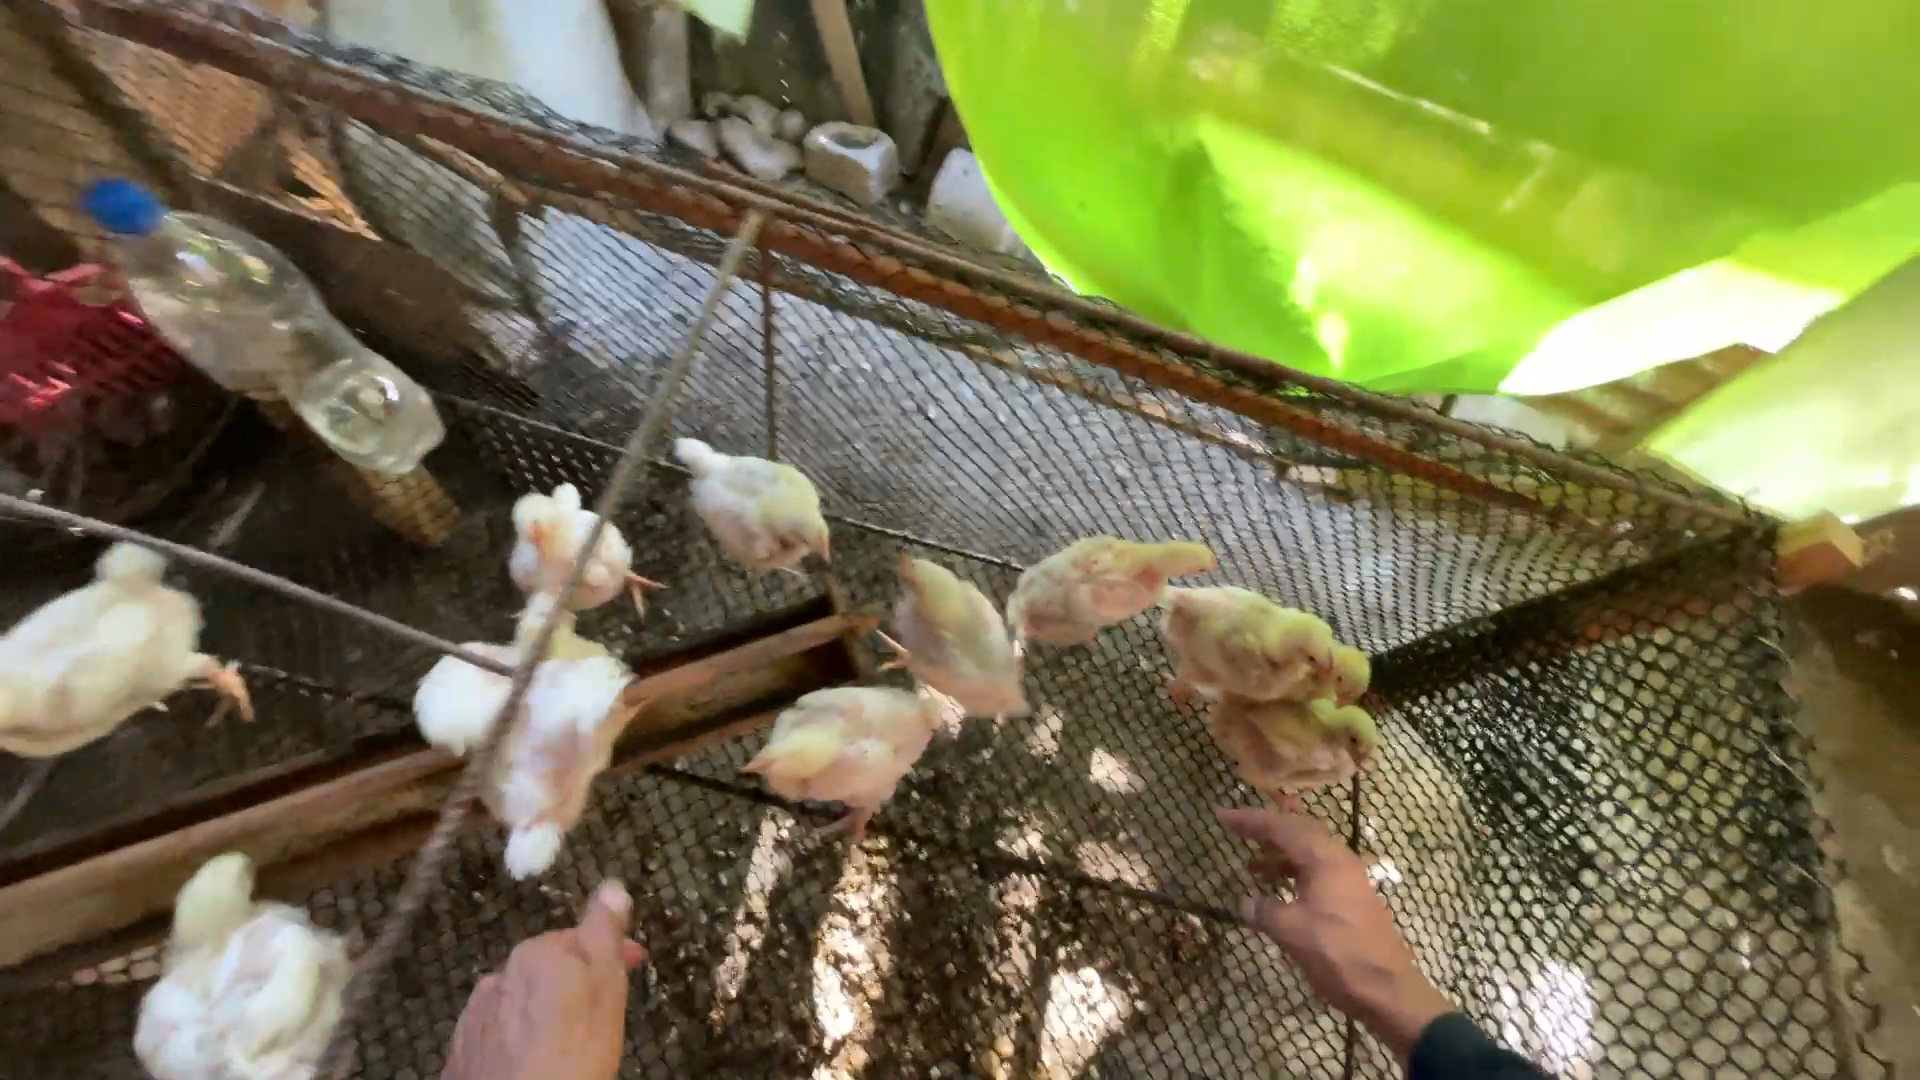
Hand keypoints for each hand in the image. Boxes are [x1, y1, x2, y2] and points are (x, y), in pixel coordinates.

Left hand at [440, 880, 646, 1079]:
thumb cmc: (574, 1054)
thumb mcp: (606, 987)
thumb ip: (604, 932)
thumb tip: (612, 885)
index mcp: (537, 952)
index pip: (581, 936)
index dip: (612, 949)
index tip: (634, 966)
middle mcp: (498, 976)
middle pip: (548, 968)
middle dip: (575, 978)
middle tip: (603, 1008)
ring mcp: (472, 1021)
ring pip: (520, 1002)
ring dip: (542, 1009)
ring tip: (566, 1040)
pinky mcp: (457, 1062)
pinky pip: (496, 1036)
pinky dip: (515, 1041)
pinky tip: (531, 1061)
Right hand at [1218, 807, 1453, 1061]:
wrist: (1393, 995)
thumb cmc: (1340, 955)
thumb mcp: (1292, 932)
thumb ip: (1264, 911)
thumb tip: (1246, 903)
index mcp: (1324, 859)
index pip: (1280, 827)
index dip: (1248, 820)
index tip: (1222, 816)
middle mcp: (1338, 860)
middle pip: (1297, 831)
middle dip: (1265, 829)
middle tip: (1237, 829)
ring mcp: (1349, 880)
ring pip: (1308, 852)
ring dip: (1278, 854)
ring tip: (1251, 865)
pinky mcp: (1353, 899)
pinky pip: (1316, 871)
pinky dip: (1292, 872)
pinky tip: (1278, 890)